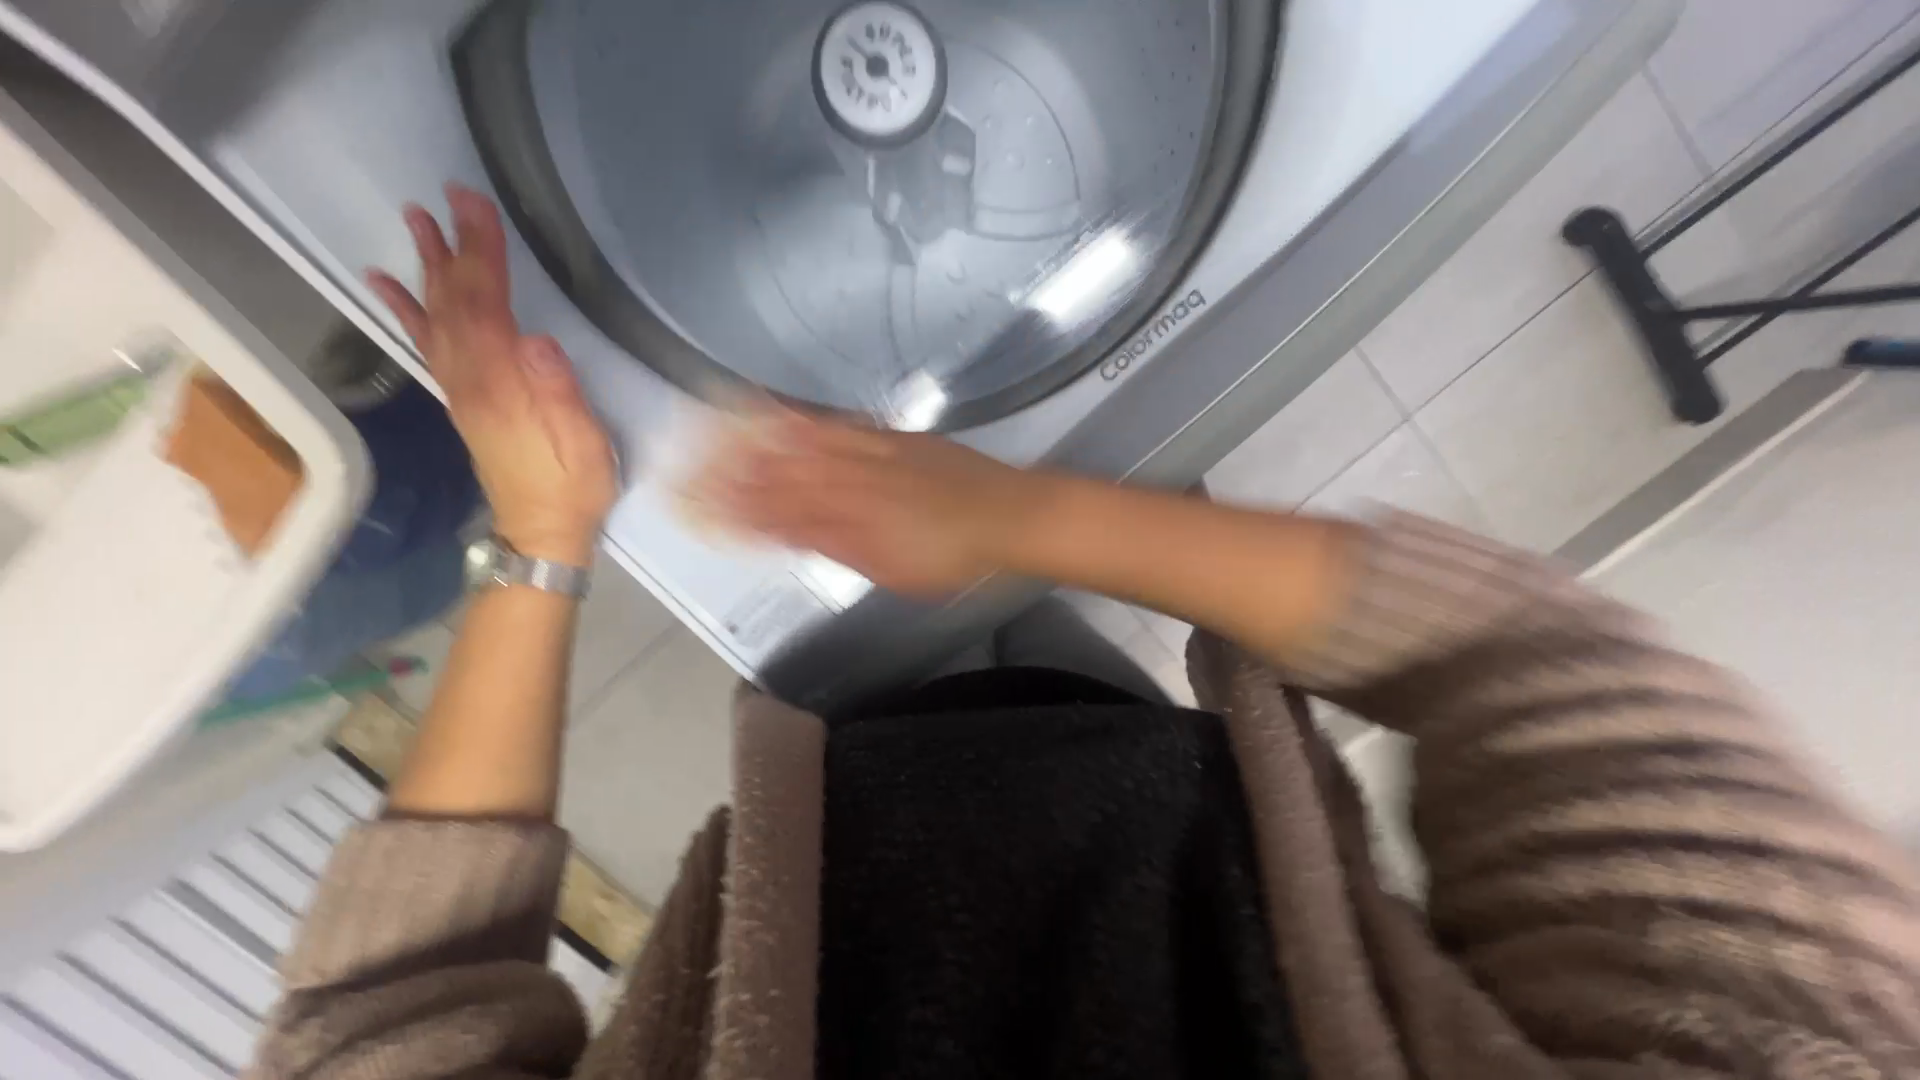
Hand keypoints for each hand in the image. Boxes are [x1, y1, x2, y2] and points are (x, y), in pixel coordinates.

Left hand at [367, 185, 618, 566]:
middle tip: (450, 197)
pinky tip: (391, 286)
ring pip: (436, 318)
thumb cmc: (574, 488)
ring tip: (418, 222)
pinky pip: (428, 347)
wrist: (542, 532)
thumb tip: (537, 340)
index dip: (482, 254)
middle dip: (455, 248)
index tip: (477, 208)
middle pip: (456, 304)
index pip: (486, 306)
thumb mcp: (584, 445)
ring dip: (428, 268)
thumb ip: (560, 393)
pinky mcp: (462, 399)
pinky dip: (407, 311)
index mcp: (502, 387)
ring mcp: (460, 390)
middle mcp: (469, 381)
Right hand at [691, 411, 1052, 596]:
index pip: (777, 515)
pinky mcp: (891, 438)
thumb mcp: (893, 569)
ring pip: (802, 447)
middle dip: (729, 471)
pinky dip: (802, 420)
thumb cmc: (952, 556)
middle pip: (780, 476)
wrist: (1007, 515)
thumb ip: (840, 548)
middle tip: (688, 464)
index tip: (698, 505)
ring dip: (754, 441)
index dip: (734, 510)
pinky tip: (780, 413)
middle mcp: (851, 483)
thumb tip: (796, 536)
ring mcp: (870, 455)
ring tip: (712, 430)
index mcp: (847, 522)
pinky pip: (837, 427)